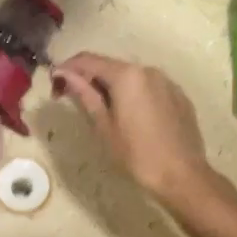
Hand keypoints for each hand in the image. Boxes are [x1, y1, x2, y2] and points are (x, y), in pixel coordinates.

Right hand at [53, 53, 211, 206]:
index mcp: (127, 75)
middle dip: (89, 78)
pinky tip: (131, 117)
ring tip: (102, 110)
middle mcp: (147, 69)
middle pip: (110, 66)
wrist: (183, 176)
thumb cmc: (137, 154)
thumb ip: (85, 95)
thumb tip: (64, 74)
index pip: (88, 60)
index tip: (54, 84)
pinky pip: (149, 86)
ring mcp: (166, 81)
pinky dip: (134, 94)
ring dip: (112, 86)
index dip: (67, 68)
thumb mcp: (104, 126)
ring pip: (130, 76)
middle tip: (72, 99)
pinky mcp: (178, 95)